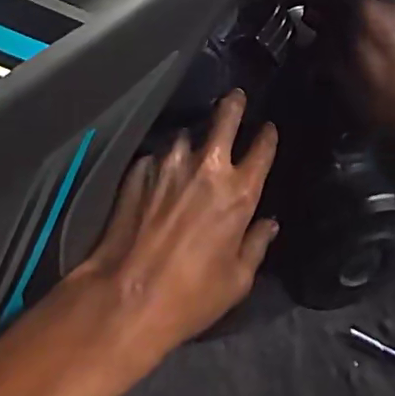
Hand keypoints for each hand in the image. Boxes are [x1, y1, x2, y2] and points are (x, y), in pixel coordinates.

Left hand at [64, 90, 277, 369]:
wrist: (126, 298)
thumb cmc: (191, 296)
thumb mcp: (237, 280)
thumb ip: (256, 245)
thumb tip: (268, 224)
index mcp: (239, 192)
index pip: (262, 149)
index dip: (267, 135)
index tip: (267, 128)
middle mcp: (207, 168)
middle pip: (224, 118)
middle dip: (233, 104)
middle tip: (235, 97)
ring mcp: (169, 165)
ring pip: (184, 135)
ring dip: (190, 140)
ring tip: (189, 147)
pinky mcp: (139, 171)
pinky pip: (155, 157)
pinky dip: (160, 163)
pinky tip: (157, 177)